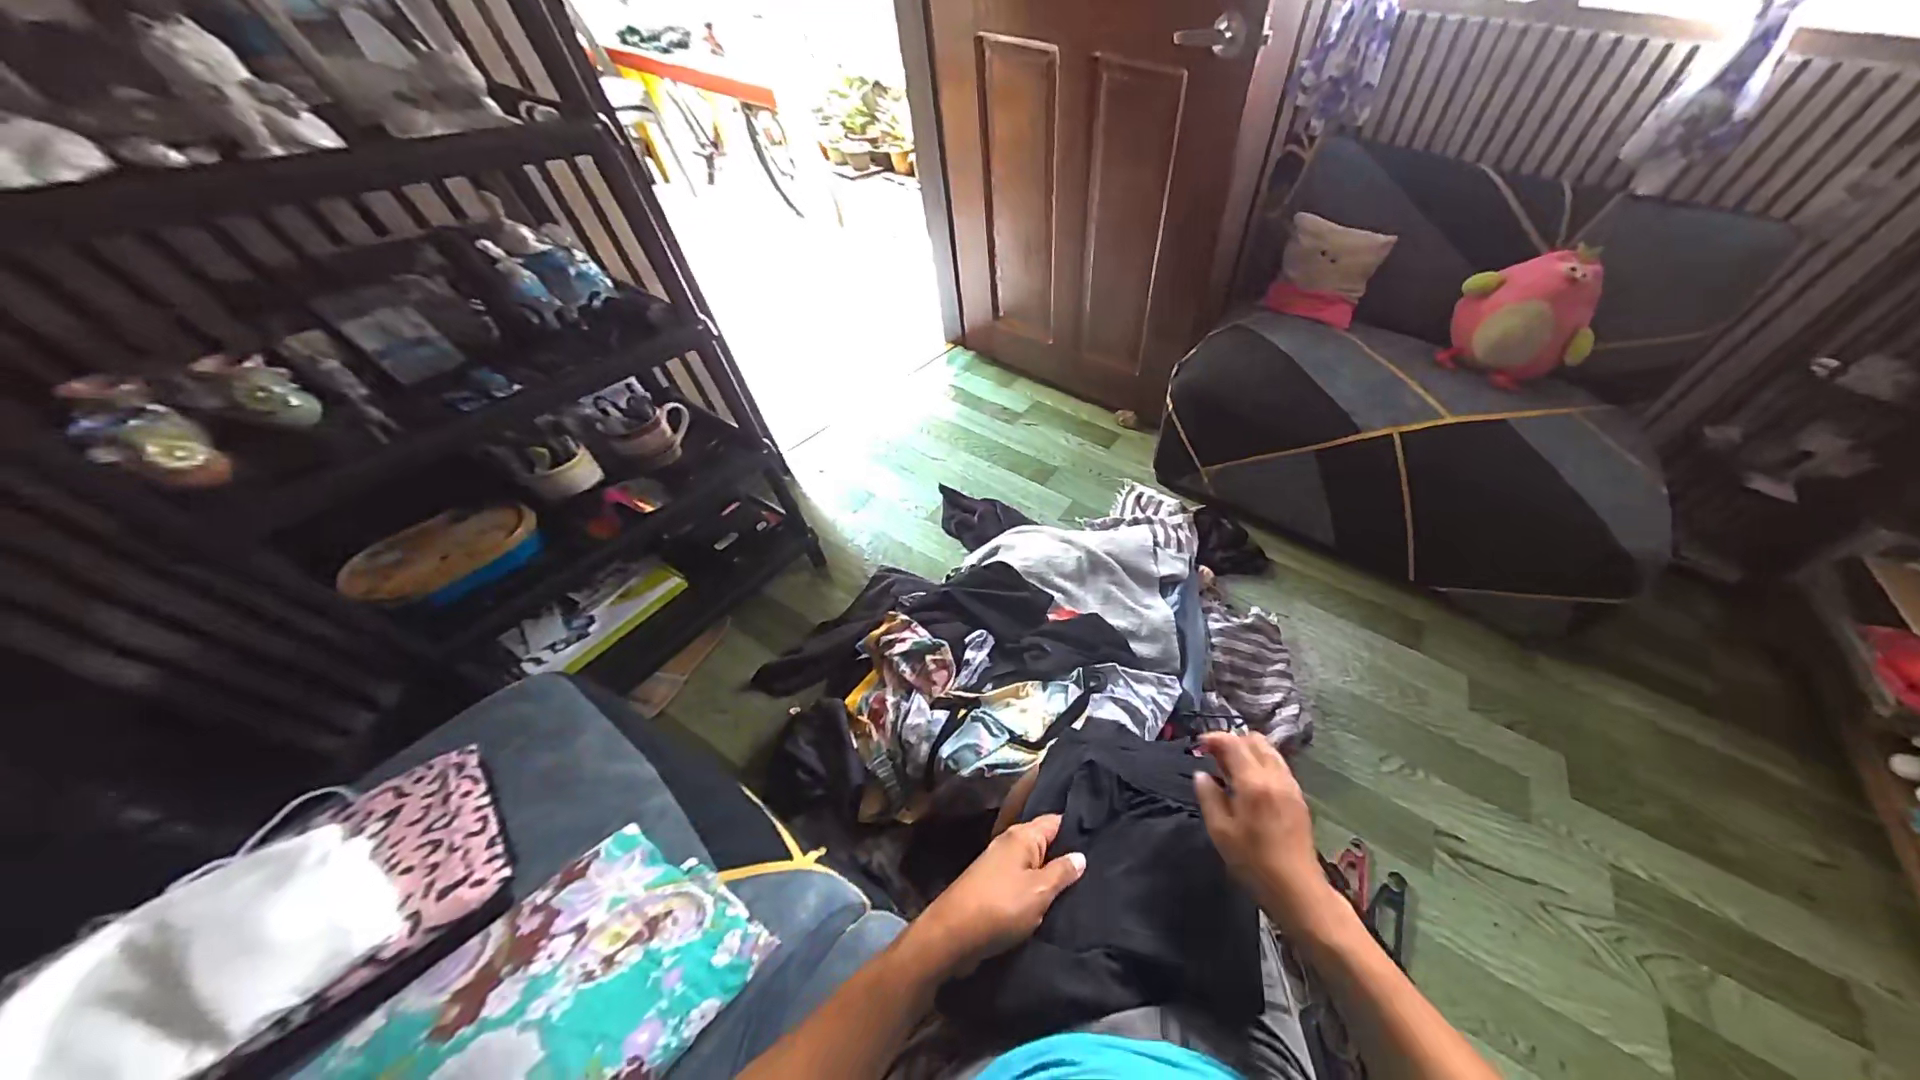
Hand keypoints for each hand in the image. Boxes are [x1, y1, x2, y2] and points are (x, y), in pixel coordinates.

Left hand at [904, 813, 1085, 976]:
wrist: (952, 935)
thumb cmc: (1000, 906)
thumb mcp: (1039, 890)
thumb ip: (1062, 872)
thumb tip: (1080, 855)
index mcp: (1021, 836)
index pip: (1056, 821)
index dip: (1078, 828)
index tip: (1102, 839)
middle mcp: (1009, 843)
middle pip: (1045, 842)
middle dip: (1067, 854)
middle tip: (1099, 867)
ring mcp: (998, 864)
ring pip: (1034, 864)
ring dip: (1051, 875)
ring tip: (1082, 886)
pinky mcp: (992, 886)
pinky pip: (1022, 881)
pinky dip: (1036, 889)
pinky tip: (1052, 901)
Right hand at [1193, 732, 1344, 936]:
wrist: (1297, 889)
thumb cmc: (1253, 862)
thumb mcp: (1220, 831)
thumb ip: (1208, 796)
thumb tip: (1201, 775)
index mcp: (1254, 783)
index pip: (1233, 743)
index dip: (1213, 738)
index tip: (1199, 745)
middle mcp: (1276, 777)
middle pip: (1254, 740)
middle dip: (1232, 741)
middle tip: (1214, 757)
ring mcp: (1291, 786)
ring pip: (1269, 751)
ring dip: (1248, 751)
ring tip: (1231, 770)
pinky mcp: (1299, 797)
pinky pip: (1278, 765)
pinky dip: (1261, 763)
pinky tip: (1250, 784)